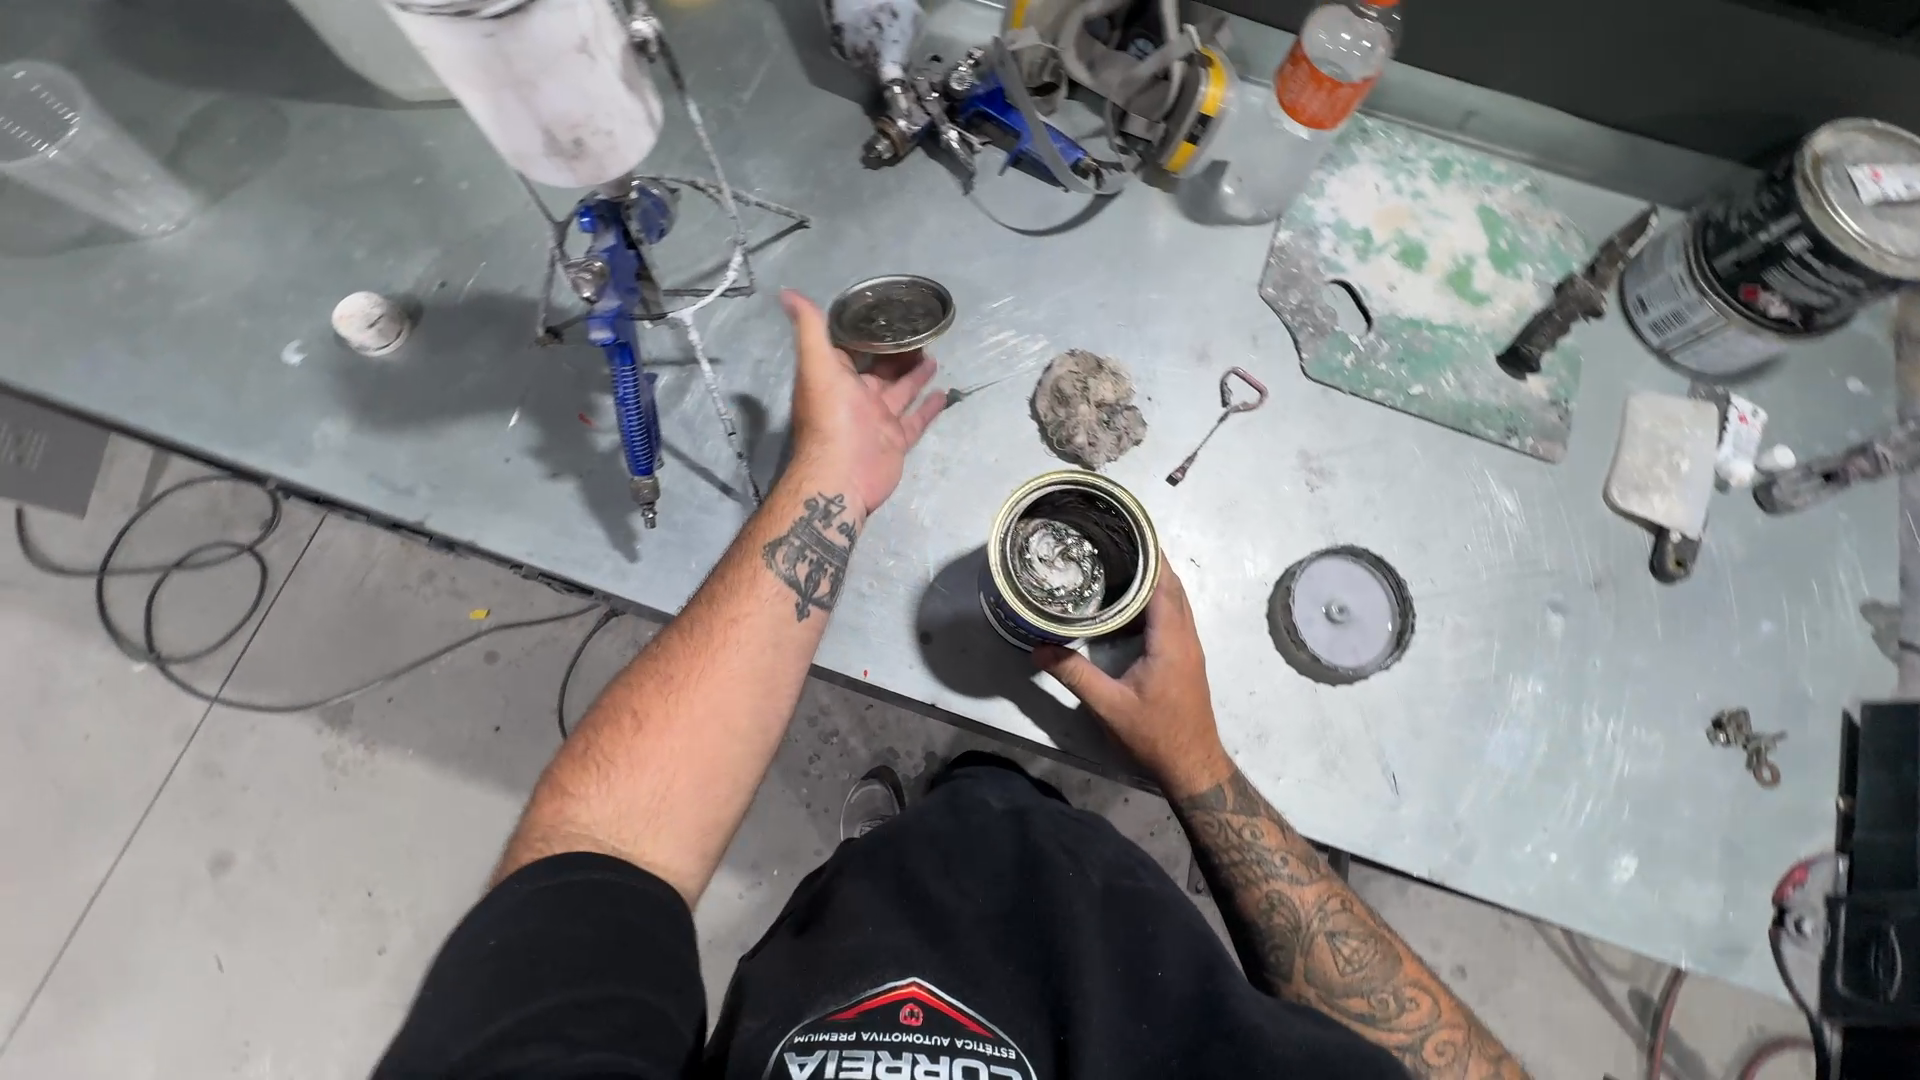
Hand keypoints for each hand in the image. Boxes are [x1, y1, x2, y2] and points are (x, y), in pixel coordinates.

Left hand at [781, 289, 946, 519]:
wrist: (842, 474)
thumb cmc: (831, 417)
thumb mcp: (817, 365)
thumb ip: (810, 329)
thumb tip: (788, 293)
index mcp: (836, 378)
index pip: (852, 350)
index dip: (867, 333)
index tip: (886, 313)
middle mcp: (857, 397)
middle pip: (882, 370)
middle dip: (898, 353)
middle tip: (920, 333)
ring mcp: (878, 420)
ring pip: (901, 392)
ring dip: (916, 375)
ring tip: (934, 354)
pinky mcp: (896, 440)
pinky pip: (916, 420)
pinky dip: (929, 407)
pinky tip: (944, 393)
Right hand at [1032, 563, 1231, 797]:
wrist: (1192, 766)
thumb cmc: (1155, 735)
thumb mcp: (1108, 706)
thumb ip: (1073, 674)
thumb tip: (1038, 649)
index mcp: (1170, 640)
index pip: (1163, 584)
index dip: (1149, 555)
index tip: (1126, 531)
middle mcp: (1185, 637)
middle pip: (1172, 586)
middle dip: (1149, 559)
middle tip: (1116, 540)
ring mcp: (1188, 647)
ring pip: (1175, 601)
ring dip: (1153, 579)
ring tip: (1119, 563)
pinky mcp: (1185, 658)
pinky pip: (1172, 616)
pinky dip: (1154, 600)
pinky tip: (1127, 605)